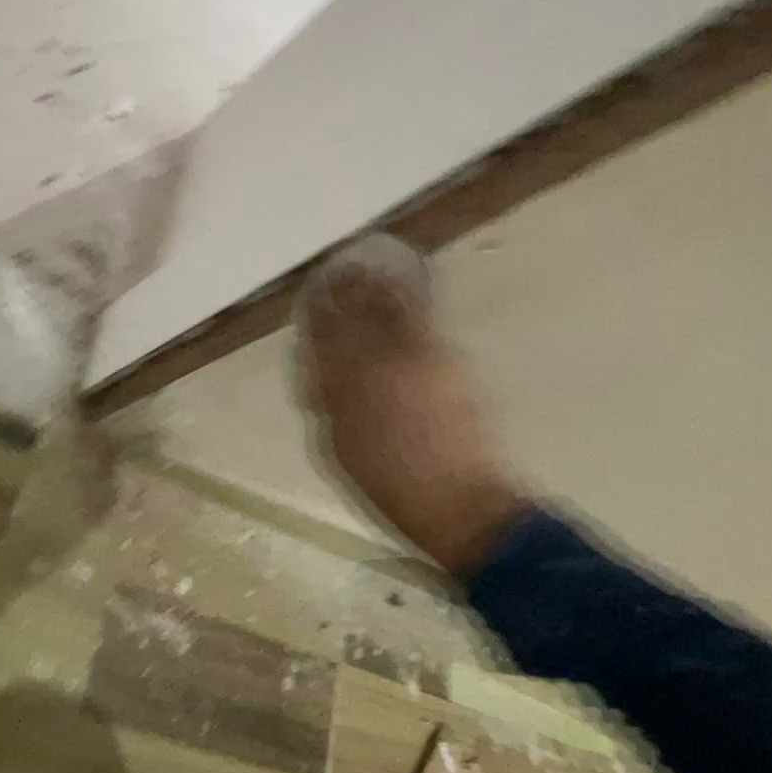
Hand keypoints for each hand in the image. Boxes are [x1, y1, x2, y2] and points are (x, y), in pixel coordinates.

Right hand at [306, 268, 524, 573]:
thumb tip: (322, 378)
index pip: (323, 340)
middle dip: (347, 292)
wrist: (457, 500)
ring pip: (390, 313)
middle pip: (355, 317)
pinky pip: (420, 320)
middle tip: (341, 271)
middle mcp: (374, 365)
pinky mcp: (447, 361)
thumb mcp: (340, 450)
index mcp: (342, 389)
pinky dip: (409, 301)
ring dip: (378, 289)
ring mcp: (414, 359)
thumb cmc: (390, 485)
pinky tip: (405, 291)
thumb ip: (330, 406)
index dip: (318, 316)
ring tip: (372, 272)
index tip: (314, 297)